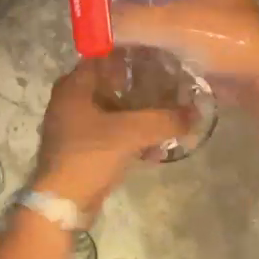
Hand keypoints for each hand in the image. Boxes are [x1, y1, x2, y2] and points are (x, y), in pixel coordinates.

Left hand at [32, 62, 187, 211]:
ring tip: (168, 118)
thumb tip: (195, 114)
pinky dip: (131, 138)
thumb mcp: (131, 133)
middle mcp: (70, 101)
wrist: (62, 203)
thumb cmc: (90, 155)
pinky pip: (111, 135)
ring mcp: (74, 127)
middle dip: (141, 87)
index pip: (104, 56)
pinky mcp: (81, 149)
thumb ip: (165, 120)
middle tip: (170, 87)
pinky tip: (155, 150)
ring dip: (139, 115)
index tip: (160, 58)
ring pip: (113, 112)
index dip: (133, 55)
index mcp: (74, 86)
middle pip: (111, 84)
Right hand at [111, 0, 258, 104]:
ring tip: (97, 15)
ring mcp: (198, 4)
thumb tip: (86, 25)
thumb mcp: (171, 26)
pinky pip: (162, 22)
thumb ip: (127, 21)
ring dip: (130, 6)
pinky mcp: (198, 30)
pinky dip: (143, 28)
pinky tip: (119, 40)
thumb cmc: (224, 38)